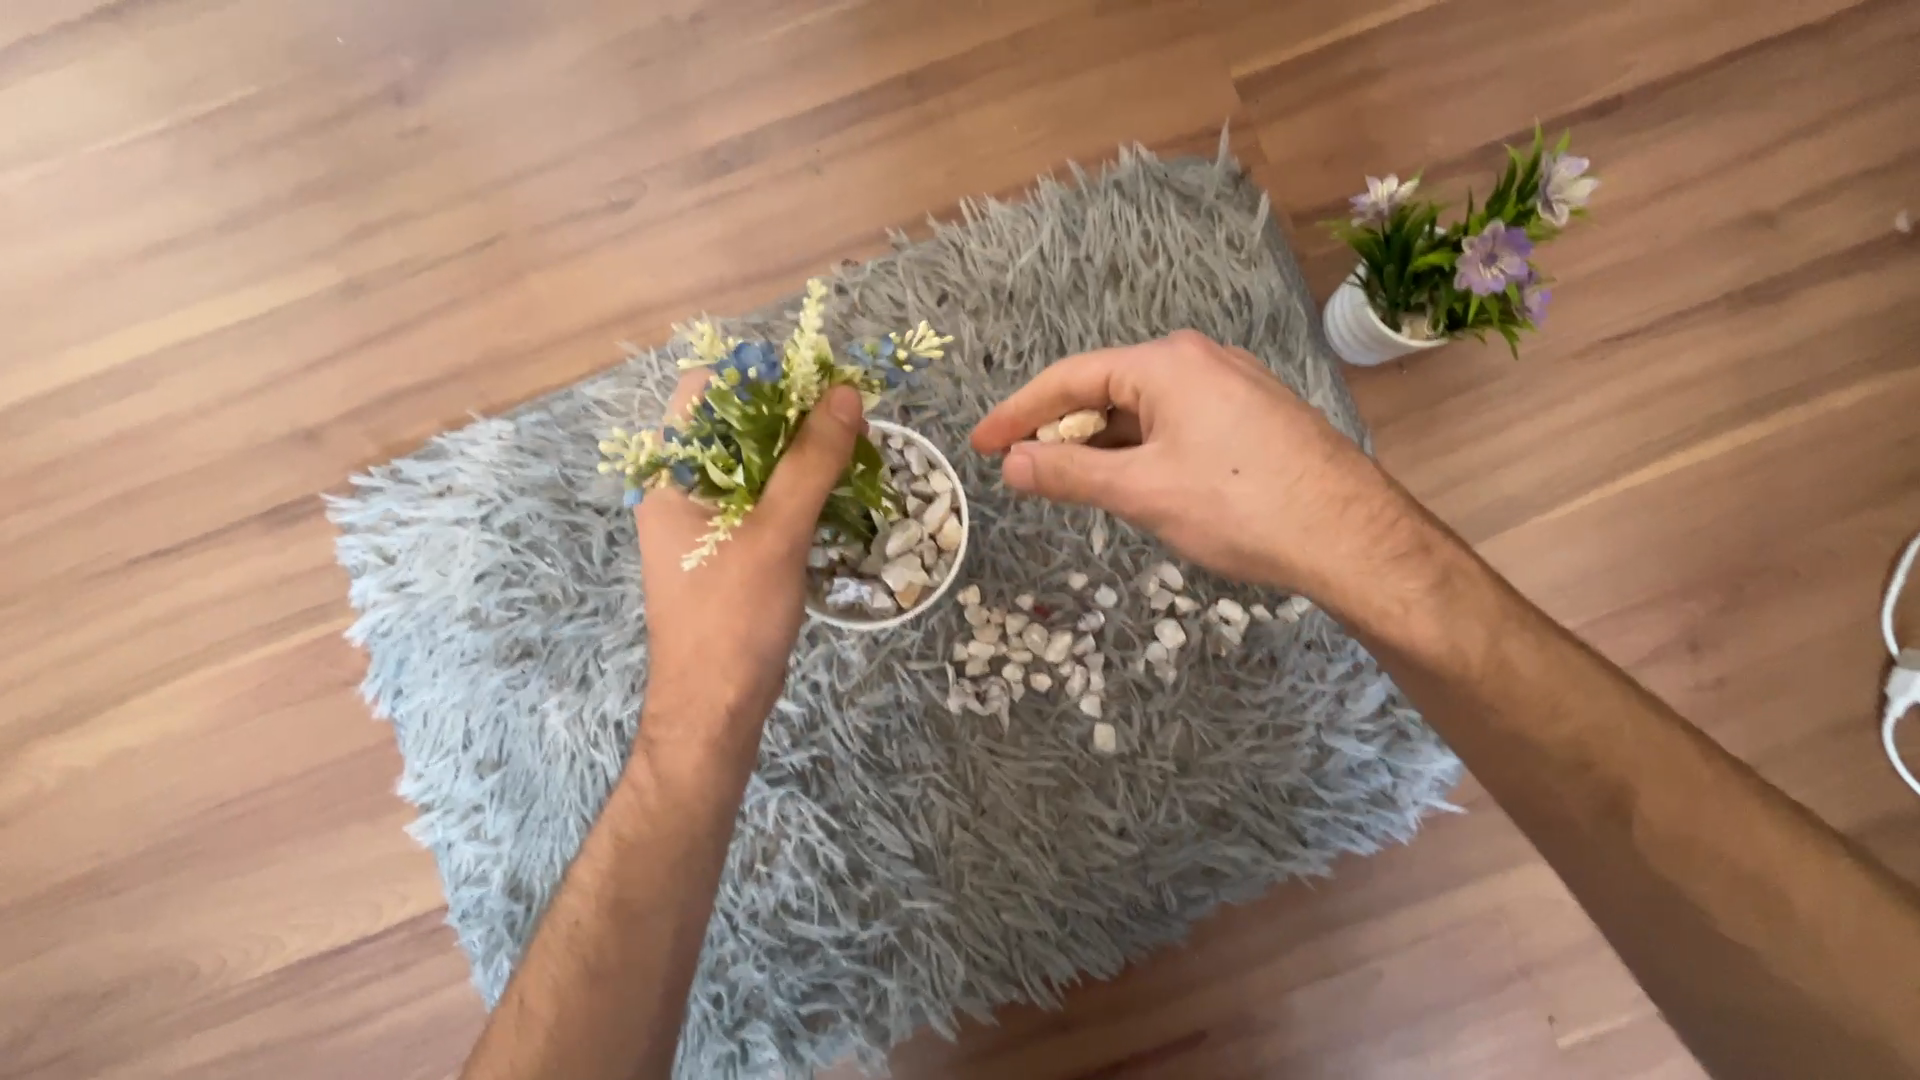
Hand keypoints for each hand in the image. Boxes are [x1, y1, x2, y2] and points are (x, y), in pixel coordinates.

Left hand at [635, 379, 864, 740]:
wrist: (716, 707)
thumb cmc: (733, 618)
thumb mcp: (776, 533)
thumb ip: (810, 461)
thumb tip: (845, 395)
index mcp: (670, 476)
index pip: (704, 393)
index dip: (757, 378)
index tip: (815, 385)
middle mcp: (682, 490)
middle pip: (735, 425)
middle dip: (793, 415)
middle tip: (850, 419)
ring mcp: (706, 522)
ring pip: (756, 464)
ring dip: (803, 452)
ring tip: (856, 450)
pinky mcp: (731, 549)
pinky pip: (765, 500)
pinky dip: (801, 488)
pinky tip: (840, 489)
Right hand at [969, 330, 1414, 600]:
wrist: (1351, 537)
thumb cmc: (1238, 506)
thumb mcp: (1141, 491)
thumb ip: (1068, 473)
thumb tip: (1011, 463)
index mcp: (1166, 363)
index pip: (1069, 379)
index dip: (1017, 414)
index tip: (981, 445)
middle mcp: (1198, 360)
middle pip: (1106, 391)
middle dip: (1062, 432)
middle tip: (1026, 473)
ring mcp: (1230, 386)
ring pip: (1143, 412)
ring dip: (1103, 447)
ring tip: (1076, 487)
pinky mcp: (1250, 417)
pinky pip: (1175, 425)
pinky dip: (1141, 452)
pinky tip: (1135, 484)